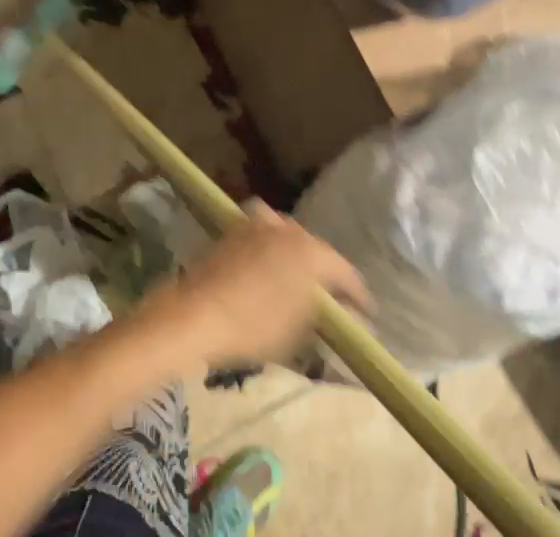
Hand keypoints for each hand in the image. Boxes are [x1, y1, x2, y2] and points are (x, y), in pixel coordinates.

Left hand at [144, 202, 369, 367]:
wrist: (194, 315)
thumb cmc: (253, 328)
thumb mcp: (300, 334)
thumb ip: (328, 320)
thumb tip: (353, 319)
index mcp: (314, 254)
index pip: (348, 274)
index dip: (359, 297)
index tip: (366, 316)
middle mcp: (291, 231)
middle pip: (318, 250)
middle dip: (326, 273)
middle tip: (329, 300)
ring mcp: (259, 226)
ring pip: (289, 235)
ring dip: (297, 254)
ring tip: (295, 277)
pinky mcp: (233, 230)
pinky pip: (261, 233)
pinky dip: (269, 247)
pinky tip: (264, 267)